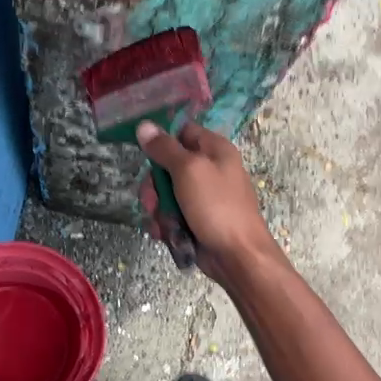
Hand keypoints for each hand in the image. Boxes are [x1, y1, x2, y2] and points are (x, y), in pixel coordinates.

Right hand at [136, 120, 278, 281]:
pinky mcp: (195, 219)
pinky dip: (165, 223)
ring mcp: (202, 196)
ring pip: (165, 193)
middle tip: (151, 200)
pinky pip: (171, 214)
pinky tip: (165, 234)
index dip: (163, 142)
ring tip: (163, 223)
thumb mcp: (189, 170)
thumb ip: (165, 148)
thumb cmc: (216, 206)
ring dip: (158, 208)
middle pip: (167, 166)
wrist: (237, 255)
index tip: (147, 155)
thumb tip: (144, 125)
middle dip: (155, 185)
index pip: (182, 132)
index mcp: (214, 149)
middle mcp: (208, 169)